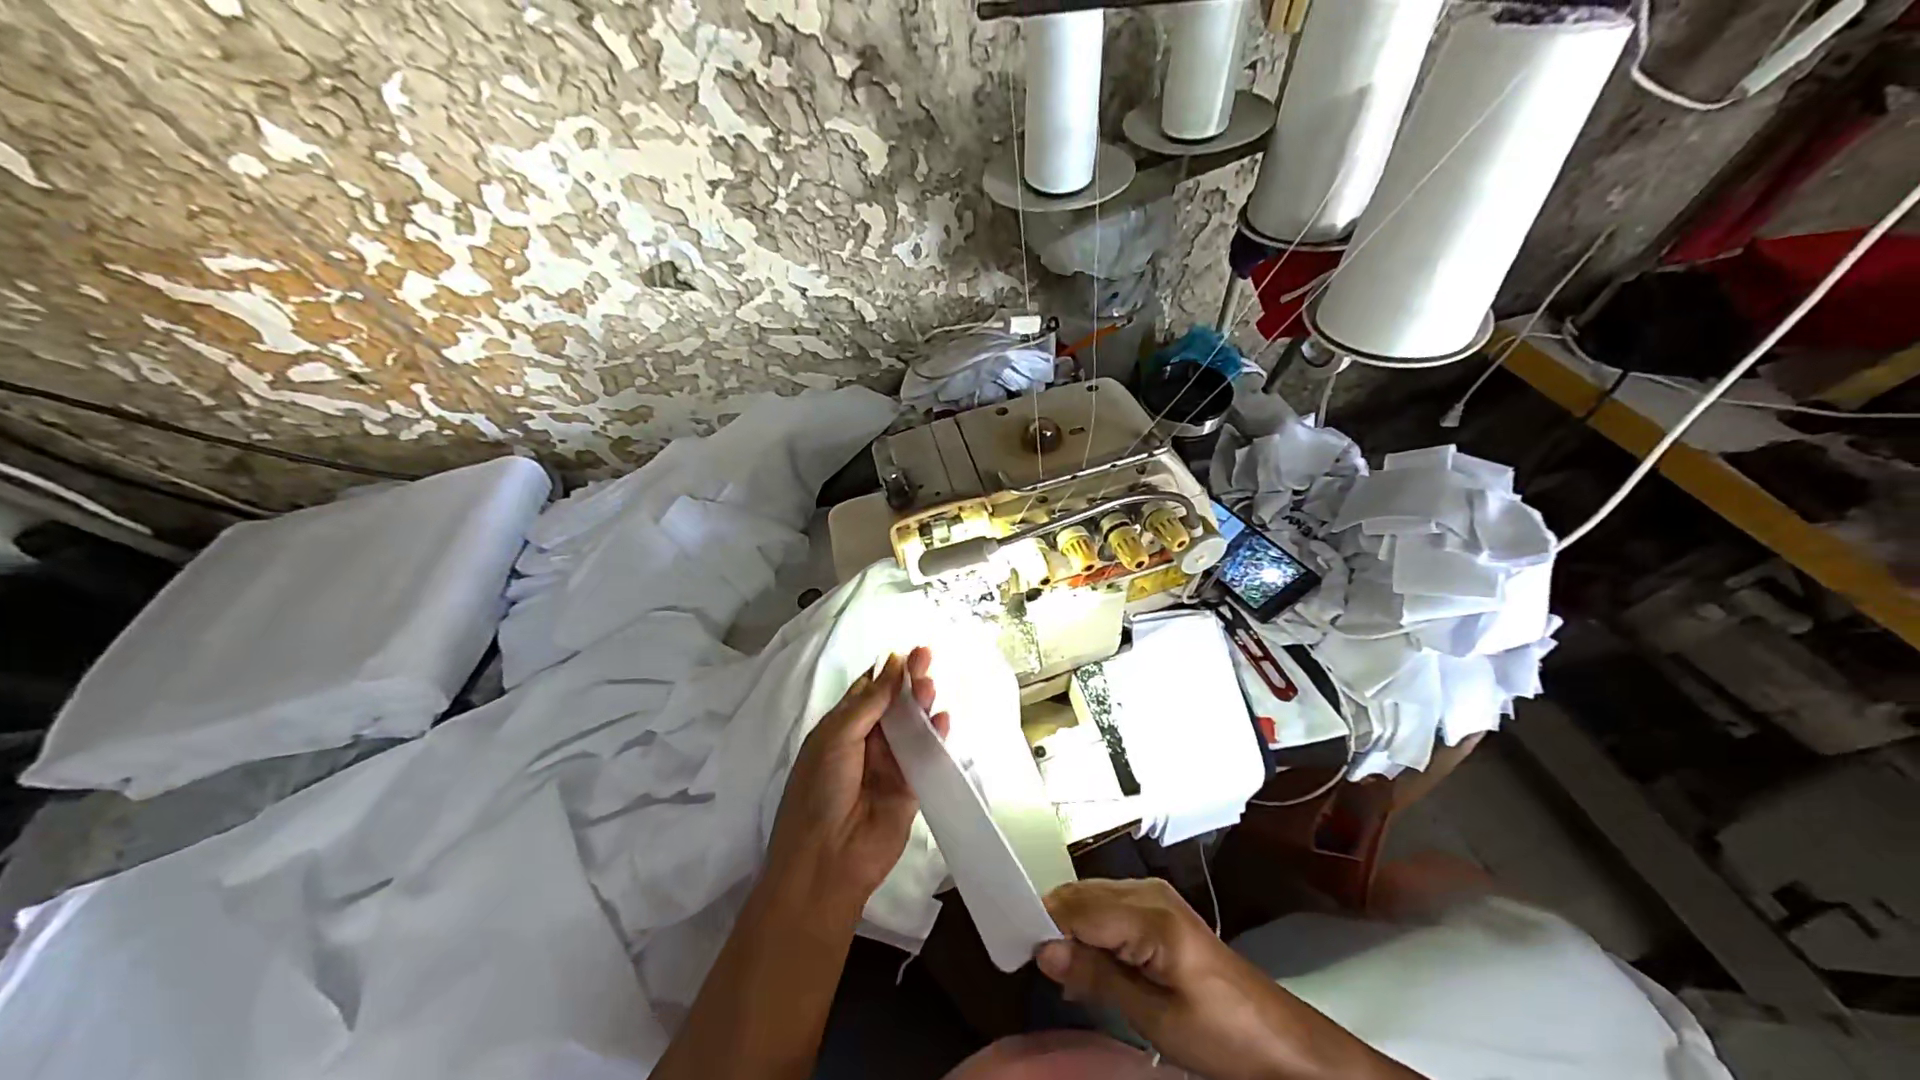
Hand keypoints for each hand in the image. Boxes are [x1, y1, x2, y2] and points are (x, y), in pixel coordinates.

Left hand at [765, 648, 948, 918]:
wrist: (827, 859)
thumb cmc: (820, 791)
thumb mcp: (835, 737)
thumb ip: (870, 702)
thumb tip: (893, 663)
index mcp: (840, 729)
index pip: (867, 691)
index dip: (886, 671)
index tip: (906, 652)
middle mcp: (866, 743)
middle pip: (893, 704)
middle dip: (909, 680)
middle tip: (927, 656)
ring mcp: (890, 765)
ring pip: (912, 726)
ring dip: (922, 704)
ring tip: (931, 686)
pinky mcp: (911, 787)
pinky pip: (927, 756)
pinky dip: (937, 737)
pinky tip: (944, 719)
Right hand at [1036, 879, 1422, 1079]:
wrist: (1282, 1043)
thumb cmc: (1222, 1037)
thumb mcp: (1155, 1019)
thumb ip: (1097, 976)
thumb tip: (1043, 950)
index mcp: (1151, 916)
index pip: (1076, 906)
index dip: (1045, 928)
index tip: (1023, 957)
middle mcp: (1150, 892)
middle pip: (1080, 895)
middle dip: (1056, 927)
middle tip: (1047, 972)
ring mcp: (1156, 896)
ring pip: (1091, 897)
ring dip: (1073, 928)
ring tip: (1068, 974)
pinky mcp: (1160, 908)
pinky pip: (1109, 905)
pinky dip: (1092, 928)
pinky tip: (1092, 962)